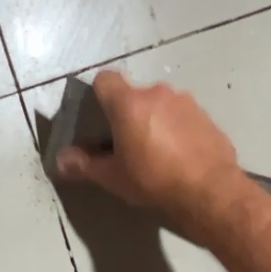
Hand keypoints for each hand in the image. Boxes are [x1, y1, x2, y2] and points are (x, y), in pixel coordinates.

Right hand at [52, 70, 249, 237]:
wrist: (209, 192)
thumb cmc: (154, 181)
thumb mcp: (114, 178)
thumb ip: (85, 165)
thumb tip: (60, 161)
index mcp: (129, 104)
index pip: (105, 79)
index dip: (98, 94)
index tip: (99, 118)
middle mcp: (157, 93)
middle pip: (134, 94)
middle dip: (128, 114)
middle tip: (125, 144)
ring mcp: (186, 102)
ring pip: (160, 105)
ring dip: (154, 121)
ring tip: (155, 153)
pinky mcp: (206, 116)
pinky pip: (182, 117)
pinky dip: (176, 130)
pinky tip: (178, 157)